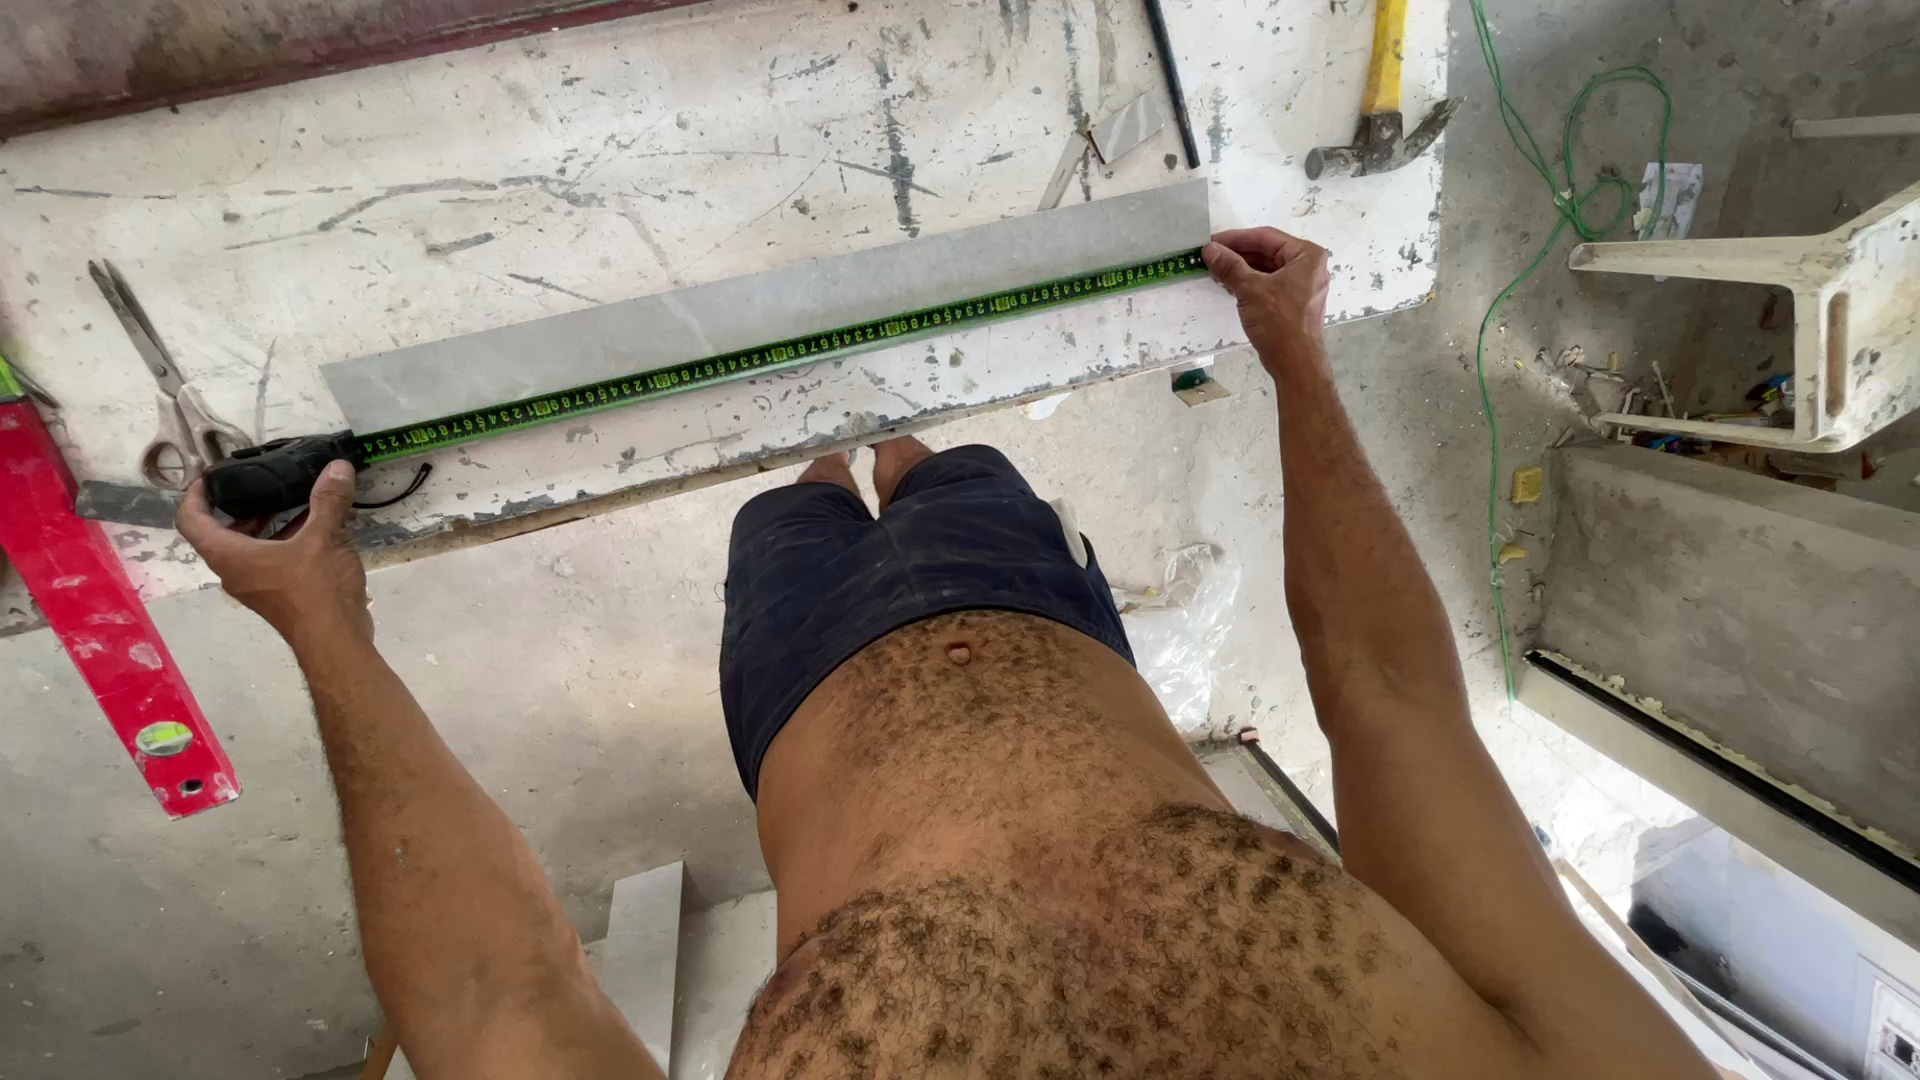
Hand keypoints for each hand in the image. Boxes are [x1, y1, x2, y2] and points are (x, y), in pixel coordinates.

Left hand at [175, 459, 372, 648]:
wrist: (334, 638)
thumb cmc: (316, 587)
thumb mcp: (325, 539)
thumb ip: (328, 502)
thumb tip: (337, 466)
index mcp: (228, 554)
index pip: (191, 519)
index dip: (195, 495)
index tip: (211, 477)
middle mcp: (233, 570)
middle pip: (221, 533)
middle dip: (239, 508)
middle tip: (262, 487)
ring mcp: (257, 586)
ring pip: (249, 548)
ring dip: (266, 526)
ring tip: (293, 506)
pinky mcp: (279, 595)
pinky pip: (271, 561)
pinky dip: (284, 543)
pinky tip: (316, 535)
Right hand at [1202, 228, 1331, 375]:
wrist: (1295, 362)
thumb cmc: (1279, 322)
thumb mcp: (1251, 290)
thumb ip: (1229, 267)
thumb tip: (1209, 250)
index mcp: (1306, 255)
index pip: (1266, 237)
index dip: (1236, 238)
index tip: (1212, 242)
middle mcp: (1308, 266)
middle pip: (1267, 252)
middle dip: (1238, 255)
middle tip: (1211, 257)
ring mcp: (1302, 286)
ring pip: (1266, 270)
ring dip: (1241, 270)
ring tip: (1216, 271)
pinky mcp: (1293, 302)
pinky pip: (1268, 285)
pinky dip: (1249, 283)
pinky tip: (1229, 286)